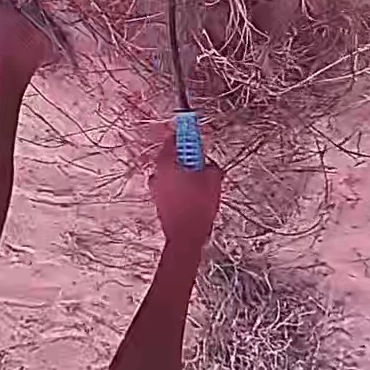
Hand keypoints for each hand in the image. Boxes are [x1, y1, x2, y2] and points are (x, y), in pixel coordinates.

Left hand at [149, 135, 222, 256]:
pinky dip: (178, 185)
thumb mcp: (213, 179)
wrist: (186, 236)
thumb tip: (209, 164)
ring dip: (182, 171)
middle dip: (186, 155)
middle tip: (201, 160)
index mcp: (168, 162)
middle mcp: (158, 172)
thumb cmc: (196, 207)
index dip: (188, 135)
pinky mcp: (158, 200)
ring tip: (199, 180)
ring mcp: (156, 187)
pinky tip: (192, 194)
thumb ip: (210, 165)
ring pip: (170, 170)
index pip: (175, 138)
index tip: (194, 133)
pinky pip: (169, 185)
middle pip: (171, 154)